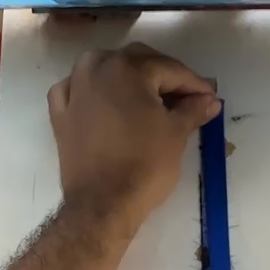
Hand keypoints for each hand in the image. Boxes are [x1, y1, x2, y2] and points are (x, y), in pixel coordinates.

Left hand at [47, 43, 219, 231]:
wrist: (102, 206)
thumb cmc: (144, 168)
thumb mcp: (175, 135)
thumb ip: (192, 110)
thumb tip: (210, 100)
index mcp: (127, 68)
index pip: (169, 69)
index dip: (193, 84)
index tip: (209, 97)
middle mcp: (96, 69)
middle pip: (135, 63)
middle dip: (162, 76)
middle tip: (183, 97)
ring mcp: (74, 92)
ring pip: (101, 69)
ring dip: (124, 76)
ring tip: (144, 95)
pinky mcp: (60, 117)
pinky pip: (73, 91)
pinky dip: (87, 91)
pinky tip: (98, 99)